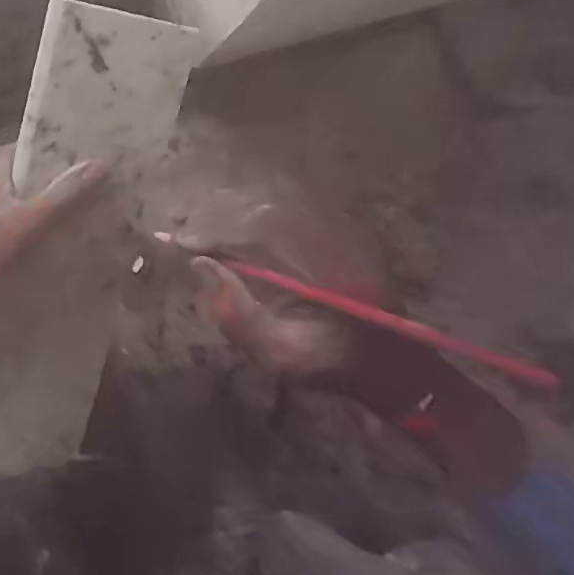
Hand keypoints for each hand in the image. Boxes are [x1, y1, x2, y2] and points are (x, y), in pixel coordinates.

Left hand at [0, 144, 107, 307]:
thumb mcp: (28, 223)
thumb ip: (64, 195)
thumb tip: (101, 164)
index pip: (39, 145)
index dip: (70, 152)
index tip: (103, 159)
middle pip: (36, 169)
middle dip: (67, 178)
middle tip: (107, 184)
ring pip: (29, 191)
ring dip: (56, 200)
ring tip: (96, 204)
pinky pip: (21, 209)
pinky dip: (41, 216)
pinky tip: (68, 228)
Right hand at [160, 193, 432, 402]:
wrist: (393, 366)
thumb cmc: (331, 365)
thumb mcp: (279, 354)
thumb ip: (236, 314)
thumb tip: (199, 265)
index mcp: (321, 266)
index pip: (257, 229)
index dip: (214, 231)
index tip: (180, 241)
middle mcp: (331, 239)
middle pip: (262, 209)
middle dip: (216, 216)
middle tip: (182, 230)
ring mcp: (336, 234)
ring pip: (273, 208)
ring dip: (230, 214)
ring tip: (198, 228)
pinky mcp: (335, 236)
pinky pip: (284, 216)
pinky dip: (249, 219)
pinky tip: (229, 231)